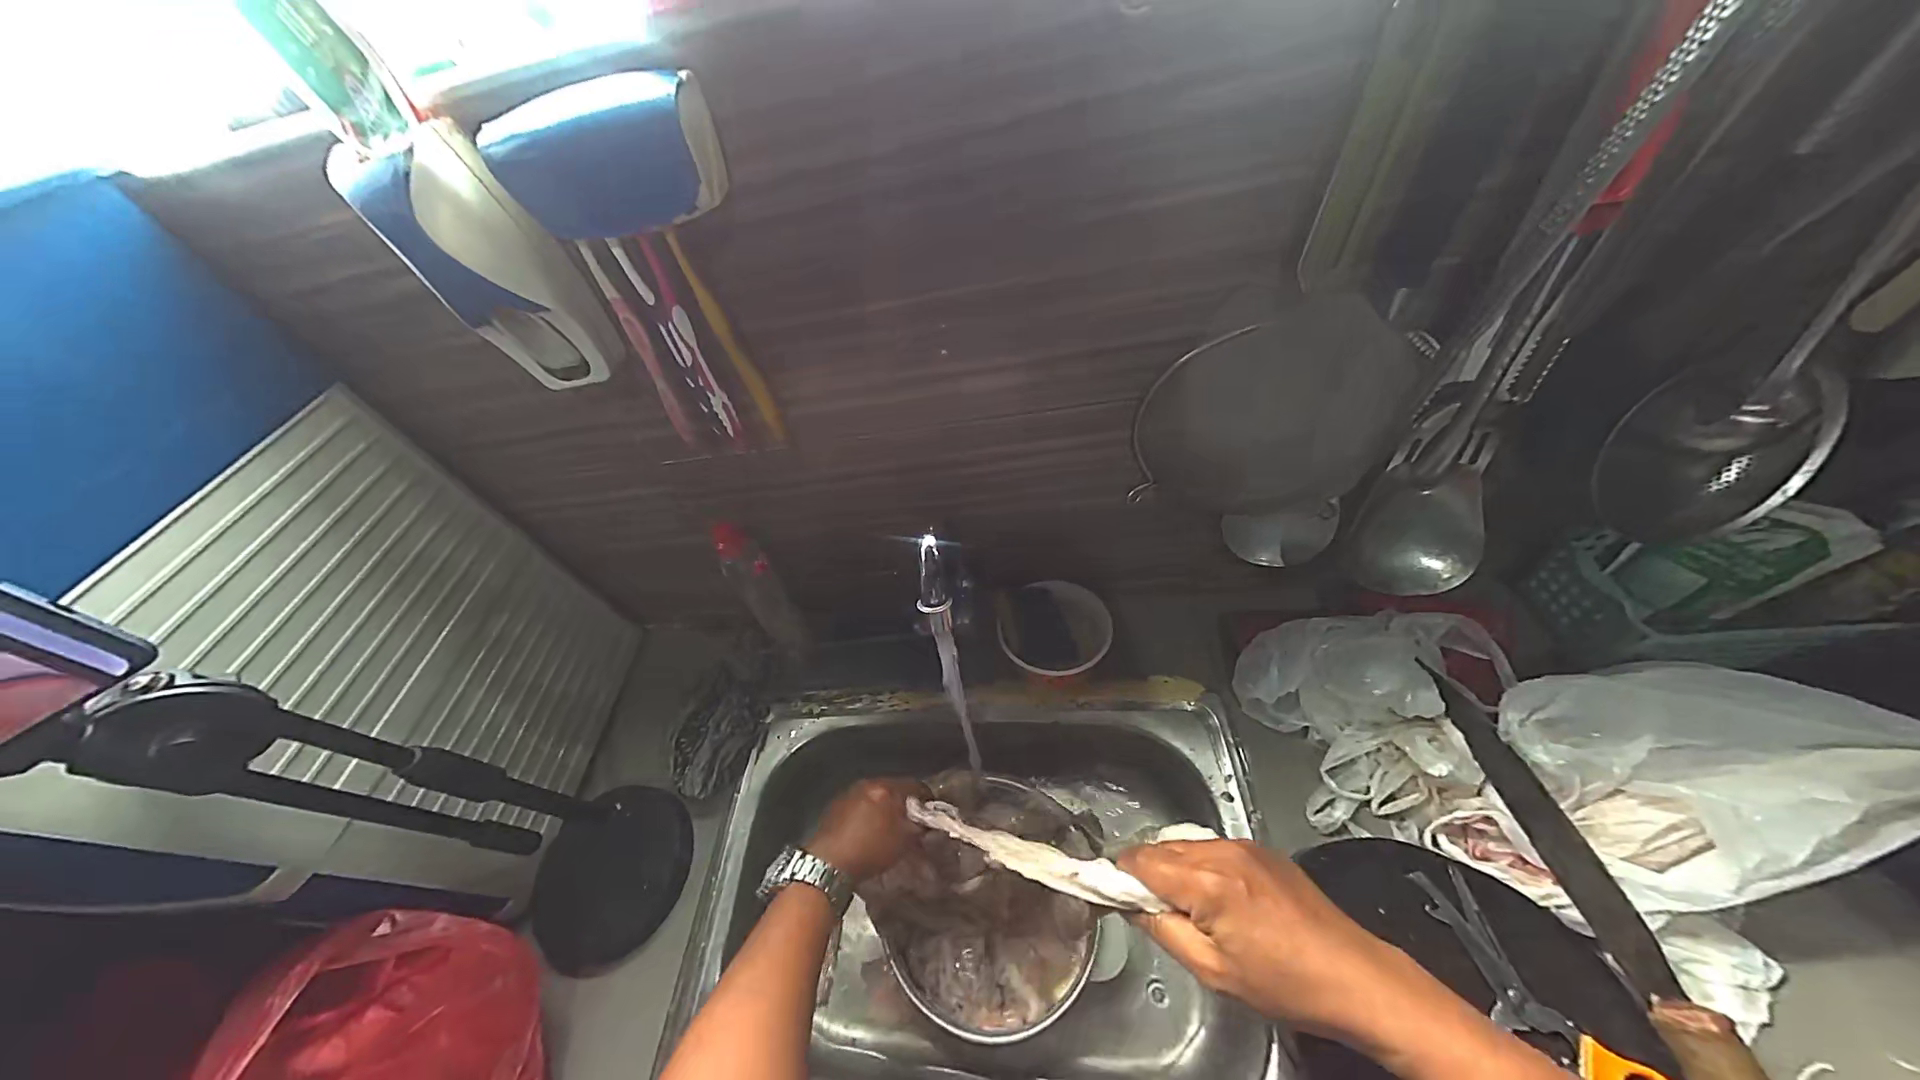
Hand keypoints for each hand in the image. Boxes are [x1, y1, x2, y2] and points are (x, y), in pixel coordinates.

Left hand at [804, 778, 927, 882]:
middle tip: (911, 821)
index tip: (931, 812)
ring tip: (889, 826)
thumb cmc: (869, 852)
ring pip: (875, 796)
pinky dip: (868, 813)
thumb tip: (925, 823)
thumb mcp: (902, 843)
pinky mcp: (835, 805)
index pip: (915, 785)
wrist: (828, 864)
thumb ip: (918, 828)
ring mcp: (849, 793)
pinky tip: (868, 830)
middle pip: (894, 788)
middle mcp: (867, 784)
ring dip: (884, 807)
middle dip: (904, 803)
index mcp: (886, 788)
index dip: (926, 799)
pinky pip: (860, 804)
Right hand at [1118, 840, 1432, 1042]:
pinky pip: (1211, 846)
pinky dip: (1199, 864)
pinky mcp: (1260, 848)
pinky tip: (1215, 898)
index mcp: (1209, 882)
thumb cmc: (1289, 983)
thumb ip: (1161, 930)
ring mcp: (1244, 846)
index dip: (1119, 876)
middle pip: (1159, 847)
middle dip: (1145, 873)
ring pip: (1183, 844)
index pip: (1140, 860)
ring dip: (1172, 868)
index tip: (1111, 894)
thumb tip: (1130, 905)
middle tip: (1151, 911)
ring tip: (1188, 909)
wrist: (1355, 976)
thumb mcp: (1213, 971)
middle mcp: (1224, 851)